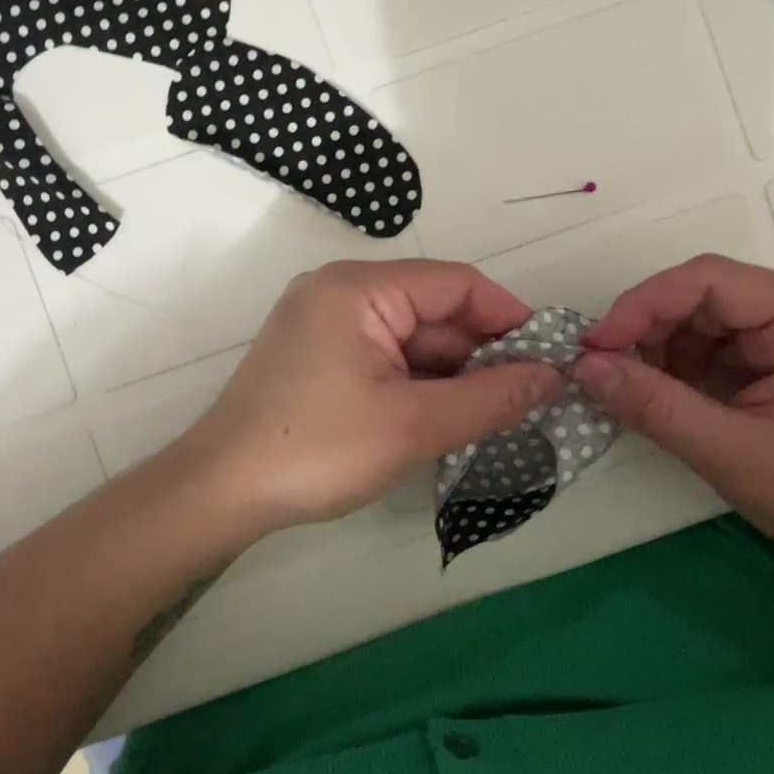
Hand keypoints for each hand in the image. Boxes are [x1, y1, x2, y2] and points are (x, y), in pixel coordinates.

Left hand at [176, 260, 562, 531]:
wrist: (221, 491)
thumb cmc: (317, 449)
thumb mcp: (413, 424)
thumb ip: (490, 398)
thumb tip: (552, 377)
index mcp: (358, 288)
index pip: (456, 283)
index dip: (508, 318)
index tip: (547, 362)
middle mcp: (338, 293)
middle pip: (433, 310)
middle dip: (480, 354)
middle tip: (525, 402)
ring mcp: (322, 325)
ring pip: (409, 339)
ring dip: (450, 375)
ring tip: (492, 418)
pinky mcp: (315, 358)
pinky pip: (382, 358)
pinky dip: (416, 384)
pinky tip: (443, 419)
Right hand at [571, 254, 773, 569]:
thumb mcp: (734, 456)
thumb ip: (657, 407)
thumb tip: (584, 366)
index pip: (716, 280)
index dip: (647, 302)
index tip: (595, 343)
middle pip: (708, 294)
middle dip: (650, 326)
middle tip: (603, 367)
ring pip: (706, 318)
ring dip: (660, 347)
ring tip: (634, 388)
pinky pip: (715, 346)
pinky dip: (678, 366)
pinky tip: (662, 395)